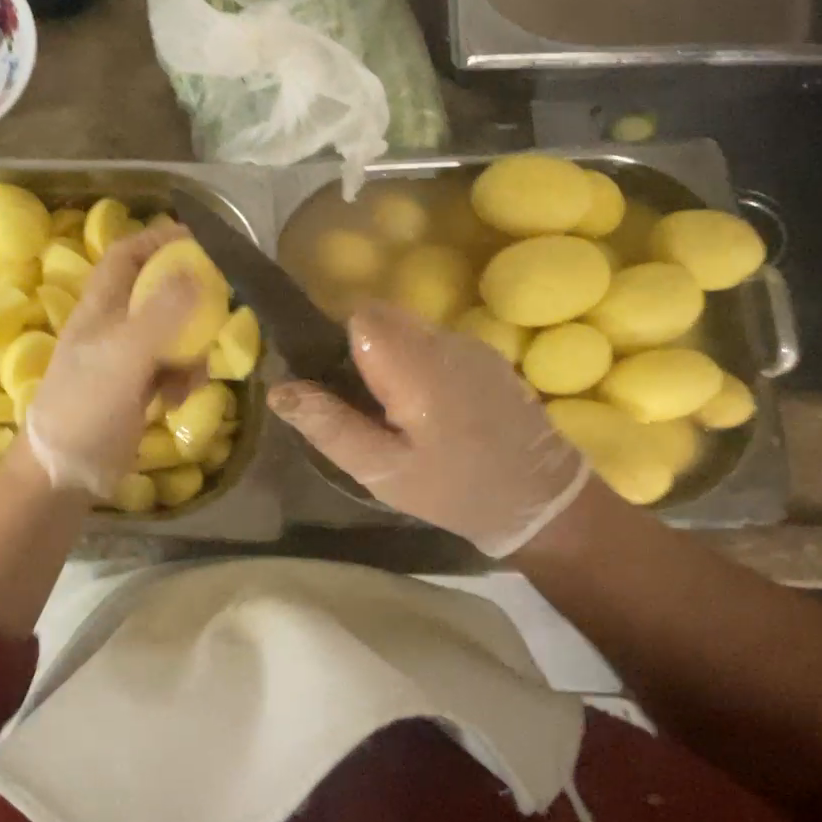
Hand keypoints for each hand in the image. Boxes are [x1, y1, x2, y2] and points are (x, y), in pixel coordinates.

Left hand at [24, 226, 204, 498]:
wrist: (63, 473)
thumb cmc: (85, 409)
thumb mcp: (123, 358)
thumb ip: (159, 316)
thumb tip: (197, 271)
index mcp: (100, 307)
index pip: (128, 254)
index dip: (160, 240)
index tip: (202, 243)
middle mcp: (112, 326)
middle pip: (158, 291)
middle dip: (192, 302)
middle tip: (219, 315)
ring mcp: (124, 359)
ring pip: (172, 332)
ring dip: (191, 349)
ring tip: (192, 376)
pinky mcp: (136, 389)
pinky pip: (171, 368)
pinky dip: (182, 379)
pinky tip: (178, 401)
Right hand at [266, 301, 588, 557]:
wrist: (543, 503)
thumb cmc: (454, 489)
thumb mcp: (380, 470)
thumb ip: (329, 425)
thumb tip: (279, 389)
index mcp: (416, 366)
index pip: (360, 317)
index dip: (335, 343)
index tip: (331, 383)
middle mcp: (445, 342)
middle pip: (381, 317)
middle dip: (357, 349)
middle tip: (356, 402)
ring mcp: (471, 346)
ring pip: (405, 328)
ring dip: (386, 356)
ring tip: (388, 409)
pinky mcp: (485, 357)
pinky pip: (431, 342)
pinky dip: (414, 363)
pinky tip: (423, 408)